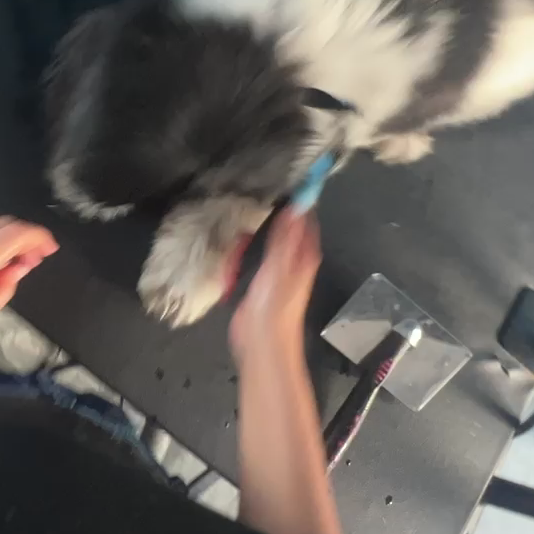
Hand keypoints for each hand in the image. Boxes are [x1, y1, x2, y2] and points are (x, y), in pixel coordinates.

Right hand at [228, 207, 320, 364]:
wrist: (262, 343)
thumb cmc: (274, 308)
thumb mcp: (279, 266)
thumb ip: (285, 236)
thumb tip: (296, 206)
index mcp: (303, 254)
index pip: (303, 218)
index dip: (294, 202)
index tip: (277, 189)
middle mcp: (292, 260)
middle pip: (276, 230)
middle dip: (258, 229)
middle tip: (244, 231)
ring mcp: (274, 271)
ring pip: (257, 246)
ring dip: (243, 249)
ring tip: (235, 259)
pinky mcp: (257, 283)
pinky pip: (244, 264)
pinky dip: (235, 267)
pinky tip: (230, 276)